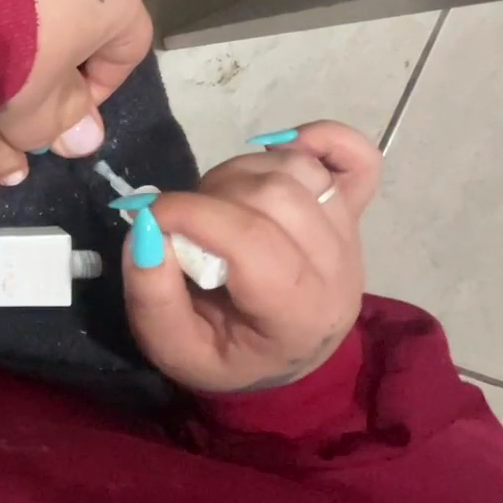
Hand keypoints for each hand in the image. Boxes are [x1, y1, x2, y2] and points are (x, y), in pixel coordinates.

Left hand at [0, 0, 150, 194]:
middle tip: (27, 91)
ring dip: (24, 33)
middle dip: (57, 61)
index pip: (128, 50)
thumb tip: (82, 141)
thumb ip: (63, 124)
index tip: (66, 113)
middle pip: (84, 19)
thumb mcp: (35, 107)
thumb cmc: (9, 56)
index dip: (100, 89)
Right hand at [120, 121, 382, 393]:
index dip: (189, 214)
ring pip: (296, 170)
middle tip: (180, 226)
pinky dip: (320, 140)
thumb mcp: (169, 345)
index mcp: (296, 313)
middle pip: (273, 195)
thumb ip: (151, 294)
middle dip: (207, 197)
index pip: (251, 239)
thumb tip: (144, 226)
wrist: (275, 362)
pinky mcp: (352, 213)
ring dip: (237, 175)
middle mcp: (337, 270)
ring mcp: (350, 237)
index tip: (143, 216)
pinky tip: (280, 147)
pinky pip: (358, 159)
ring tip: (213, 206)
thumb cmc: (218, 354)